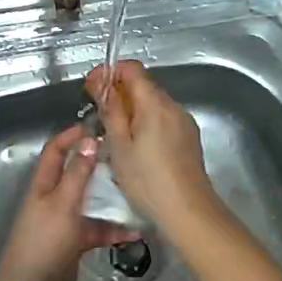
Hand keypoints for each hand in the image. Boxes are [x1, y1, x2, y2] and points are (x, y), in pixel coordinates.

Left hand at [0, 124, 139, 280]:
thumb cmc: (45, 242)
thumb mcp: (63, 204)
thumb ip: (78, 174)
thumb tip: (90, 141)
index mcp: (44, 186)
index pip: (55, 151)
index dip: (71, 136)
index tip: (96, 127)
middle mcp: (53, 200)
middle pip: (77, 175)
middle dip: (99, 166)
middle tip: (126, 158)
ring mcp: (64, 222)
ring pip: (91, 202)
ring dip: (111, 199)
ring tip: (137, 192)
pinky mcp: (75, 243)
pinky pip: (98, 229)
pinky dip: (114, 229)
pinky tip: (136, 231)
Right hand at [85, 62, 221, 230]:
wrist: (188, 210)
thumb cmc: (148, 181)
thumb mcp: (120, 147)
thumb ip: (111, 112)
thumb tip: (103, 86)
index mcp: (156, 105)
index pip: (133, 70)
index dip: (110, 72)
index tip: (92, 85)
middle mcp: (174, 107)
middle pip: (145, 86)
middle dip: (119, 90)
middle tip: (97, 107)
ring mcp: (184, 122)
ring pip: (155, 103)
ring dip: (133, 107)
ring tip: (113, 128)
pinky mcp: (189, 137)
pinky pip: (165, 119)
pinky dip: (147, 121)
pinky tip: (136, 143)